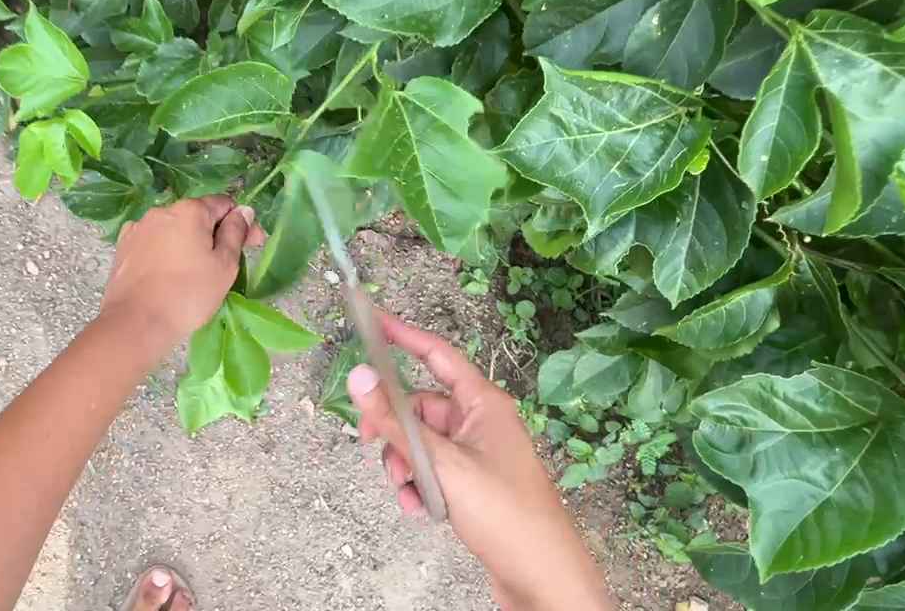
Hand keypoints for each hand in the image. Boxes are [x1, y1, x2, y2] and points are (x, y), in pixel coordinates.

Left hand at [97, 197, 263, 357]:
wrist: (135, 324)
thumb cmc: (188, 295)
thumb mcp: (224, 265)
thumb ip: (235, 233)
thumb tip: (244, 210)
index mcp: (190, 211)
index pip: (224, 204)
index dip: (241, 223)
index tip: (250, 245)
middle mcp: (162, 210)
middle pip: (197, 215)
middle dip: (214, 233)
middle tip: (224, 264)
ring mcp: (139, 227)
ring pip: (174, 228)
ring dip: (188, 241)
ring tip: (193, 271)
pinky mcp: (124, 246)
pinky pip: (153, 241)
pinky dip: (164, 250)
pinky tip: (166, 271)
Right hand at [348, 314, 612, 610]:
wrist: (546, 583)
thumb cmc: (505, 514)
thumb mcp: (441, 464)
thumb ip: (395, 421)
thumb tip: (358, 376)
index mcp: (482, 403)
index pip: (437, 353)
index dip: (405, 335)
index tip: (375, 322)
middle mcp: (480, 421)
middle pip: (421, 405)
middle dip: (394, 426)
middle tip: (366, 439)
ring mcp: (478, 454)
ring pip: (422, 441)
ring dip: (404, 463)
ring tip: (404, 491)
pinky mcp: (474, 484)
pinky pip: (433, 470)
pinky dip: (418, 485)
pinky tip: (417, 508)